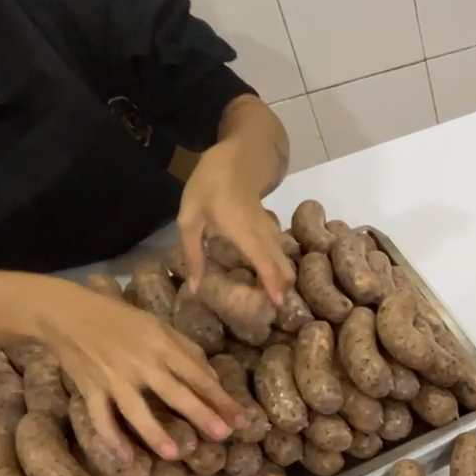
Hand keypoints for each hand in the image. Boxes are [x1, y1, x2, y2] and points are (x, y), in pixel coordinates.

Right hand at [31, 281, 245, 459]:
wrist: (64, 312)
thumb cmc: (121, 319)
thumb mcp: (160, 326)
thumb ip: (188, 351)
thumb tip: (213, 378)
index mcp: (162, 346)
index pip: (198, 376)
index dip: (221, 398)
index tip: (242, 419)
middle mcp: (140, 363)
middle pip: (174, 392)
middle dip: (200, 414)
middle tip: (222, 435)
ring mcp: (113, 378)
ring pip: (135, 409)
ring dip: (153, 432)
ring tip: (173, 454)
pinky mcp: (89, 388)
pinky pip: (99, 416)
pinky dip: (110, 437)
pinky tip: (125, 458)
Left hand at [178, 136, 293, 303]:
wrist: (238, 160)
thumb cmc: (210, 187)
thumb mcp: (190, 219)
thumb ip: (193, 254)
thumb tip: (196, 289)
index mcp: (242, 231)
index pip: (265, 262)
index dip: (273, 285)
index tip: (278, 306)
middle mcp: (264, 236)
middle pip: (282, 268)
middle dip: (283, 292)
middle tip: (274, 315)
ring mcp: (273, 234)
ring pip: (285, 264)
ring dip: (282, 283)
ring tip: (274, 303)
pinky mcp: (275, 234)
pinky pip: (281, 257)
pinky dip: (280, 272)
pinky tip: (273, 283)